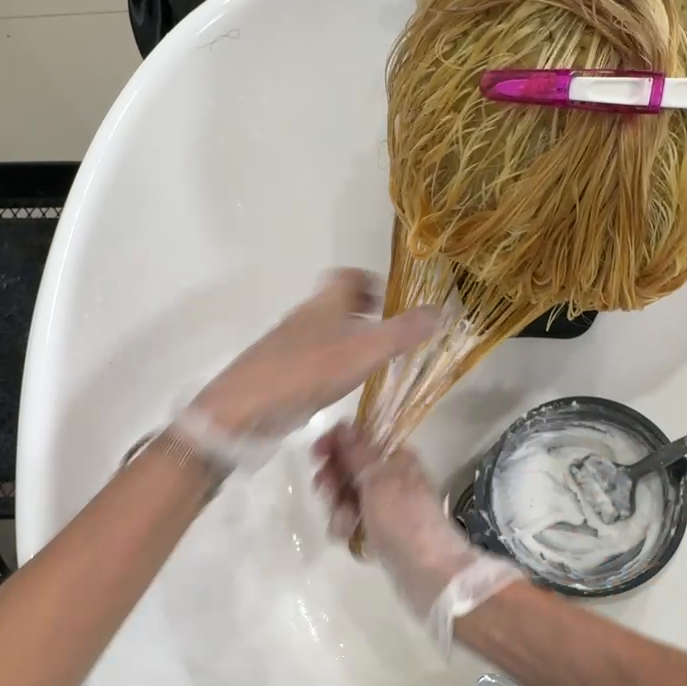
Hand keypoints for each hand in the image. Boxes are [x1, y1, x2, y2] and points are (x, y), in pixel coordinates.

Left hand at [191, 269, 437, 435]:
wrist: (244, 409)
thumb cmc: (307, 372)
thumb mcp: (364, 352)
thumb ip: (403, 333)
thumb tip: (442, 309)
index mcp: (323, 304)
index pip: (344, 276)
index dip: (367, 280)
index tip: (388, 297)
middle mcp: (303, 319)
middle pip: (333, 304)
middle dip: (361, 311)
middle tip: (385, 329)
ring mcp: (286, 347)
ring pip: (321, 332)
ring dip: (345, 338)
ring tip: (370, 361)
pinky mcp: (278, 374)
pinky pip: (310, 359)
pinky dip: (329, 364)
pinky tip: (338, 388)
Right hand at [313, 424, 522, 643]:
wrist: (429, 571)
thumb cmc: (404, 520)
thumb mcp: (379, 479)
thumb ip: (357, 452)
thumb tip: (343, 424)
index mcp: (395, 458)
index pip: (358, 439)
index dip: (335, 444)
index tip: (316, 456)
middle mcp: (389, 477)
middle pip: (348, 468)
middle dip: (333, 481)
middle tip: (327, 493)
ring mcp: (384, 506)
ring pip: (345, 497)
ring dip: (338, 509)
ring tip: (346, 524)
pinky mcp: (378, 531)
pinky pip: (351, 522)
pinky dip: (347, 528)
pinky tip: (350, 537)